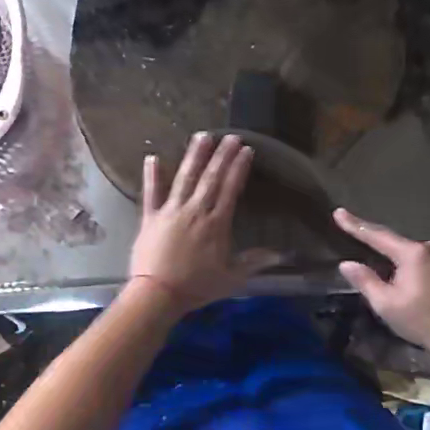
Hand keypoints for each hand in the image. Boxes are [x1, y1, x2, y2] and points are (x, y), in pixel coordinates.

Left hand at [128, 133, 279, 315]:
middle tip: (230, 136)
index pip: (230, 190)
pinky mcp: (149, 218)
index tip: (246, 150)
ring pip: (184, 178)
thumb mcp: (231, 278)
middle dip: (221, 155)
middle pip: (210, 178)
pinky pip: (151, 193)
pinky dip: (152, 176)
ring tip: (201, 136)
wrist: (157, 293)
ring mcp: (170, 211)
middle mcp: (194, 211)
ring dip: (193, 156)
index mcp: (216, 224)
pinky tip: (153, 157)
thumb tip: (279, 254)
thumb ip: (254, 262)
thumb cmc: (196, 287)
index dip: (239, 169)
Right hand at [334, 209, 429, 357]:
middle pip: (393, 240)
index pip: (376, 235)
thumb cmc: (426, 321)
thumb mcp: (388, 305)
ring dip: (389, 252)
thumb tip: (346, 263)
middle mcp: (429, 248)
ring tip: (369, 251)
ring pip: (406, 251)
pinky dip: (404, 262)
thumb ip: (366, 281)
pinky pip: (418, 259)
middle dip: (372, 237)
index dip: (355, 224)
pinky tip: (395, 269)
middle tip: (350, 229)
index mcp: (412, 253)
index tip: (338, 212)